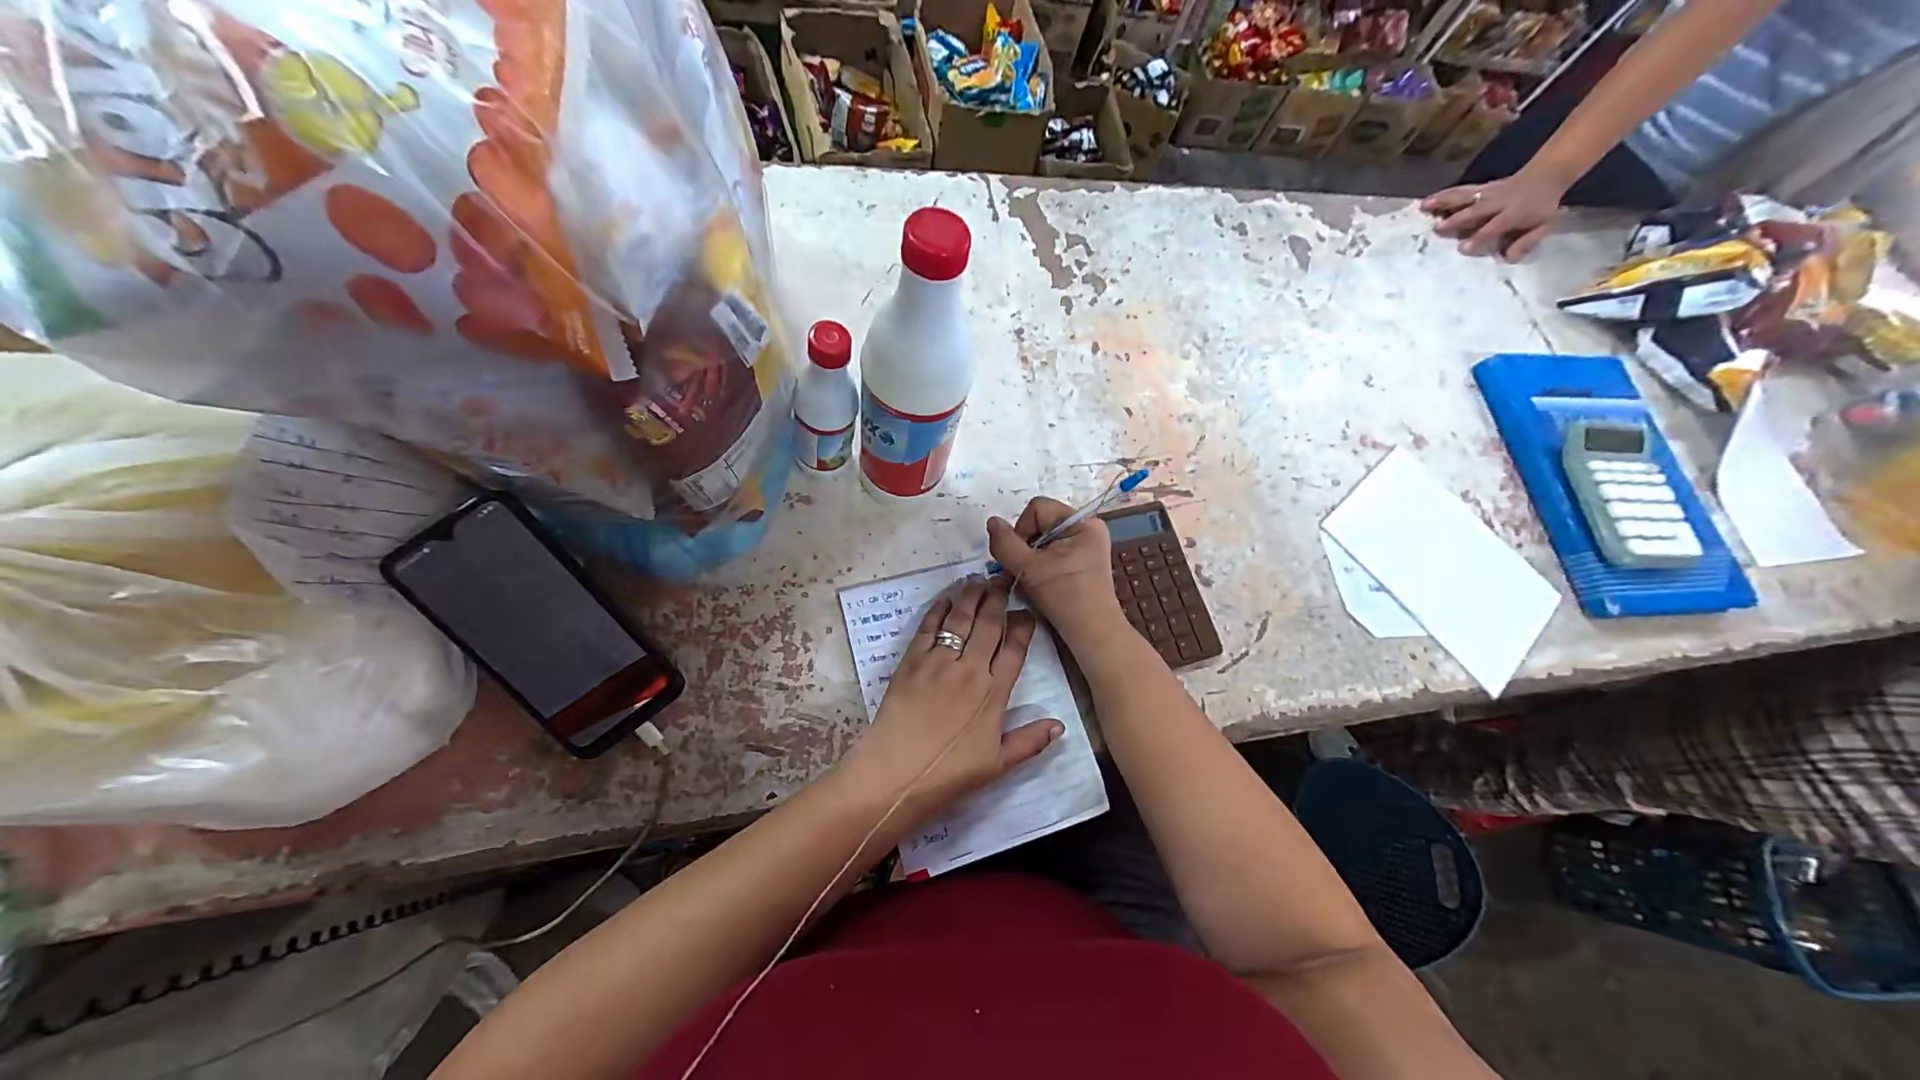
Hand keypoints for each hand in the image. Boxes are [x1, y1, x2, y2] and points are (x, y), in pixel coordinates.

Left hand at [840, 578, 1062, 822]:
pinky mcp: (911, 661)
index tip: (1026, 611)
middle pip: (989, 624)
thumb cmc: (950, 774)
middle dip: (998, 599)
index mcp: (994, 692)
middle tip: (1003, 580)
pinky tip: (946, 599)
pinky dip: (939, 609)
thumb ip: (1029, 742)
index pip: (1015, 648)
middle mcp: (970, 669)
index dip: (1022, 625)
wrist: (897, 773)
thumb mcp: (997, 764)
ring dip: (971, 596)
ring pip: (960, 618)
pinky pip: (929, 627)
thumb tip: (1060, 725)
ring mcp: (939, 661)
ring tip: (979, 579)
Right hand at [986, 497, 1122, 636]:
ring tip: (1032, 579)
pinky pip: (1054, 552)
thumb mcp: (1028, 568)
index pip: (1037, 508)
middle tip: (1024, 570)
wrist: (1092, 632)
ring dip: (1031, 557)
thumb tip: (992, 522)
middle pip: (1040, 522)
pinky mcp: (1083, 562)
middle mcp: (1088, 528)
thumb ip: (1004, 543)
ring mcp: (1087, 545)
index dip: (1021, 530)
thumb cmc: (1064, 596)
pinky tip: (1041, 583)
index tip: (1021, 558)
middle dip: (1026, 545)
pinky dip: (1042, 564)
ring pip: (1044, 539)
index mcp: (1082, 522)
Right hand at [1421, 170, 1567, 260]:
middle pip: (1476, 210)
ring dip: (1444, 202)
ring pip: (1465, 197)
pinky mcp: (1480, 187)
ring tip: (1424, 208)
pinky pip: (1461, 191)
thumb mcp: (1544, 226)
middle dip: (1457, 219)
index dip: (1480, 237)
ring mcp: (1488, 193)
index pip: (1495, 227)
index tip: (1462, 249)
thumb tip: (1507, 258)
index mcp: (1515, 213)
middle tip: (1437, 229)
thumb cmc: (1542, 207)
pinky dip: (1443, 196)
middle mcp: (1498, 202)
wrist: (1547, 175)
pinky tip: (1427, 201)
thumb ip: (1526, 242)